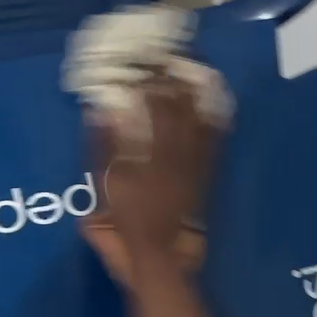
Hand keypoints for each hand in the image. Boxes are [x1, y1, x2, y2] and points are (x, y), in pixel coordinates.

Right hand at [80, 80, 220, 287]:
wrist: (161, 256)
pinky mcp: (203, 178)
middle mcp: (176, 152)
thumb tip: (100, 111)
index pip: (151, 107)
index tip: (142, 64)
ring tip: (196, 71)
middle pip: (177, 108)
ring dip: (196, 95)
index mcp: (149, 151)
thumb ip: (102, 148)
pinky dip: (215, 124)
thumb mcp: (105, 187)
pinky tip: (216, 109)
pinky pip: (213, 144)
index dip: (148, 82)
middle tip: (169, 59)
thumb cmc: (127, 225)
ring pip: (199, 121)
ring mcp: (193, 164)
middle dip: (173, 81)